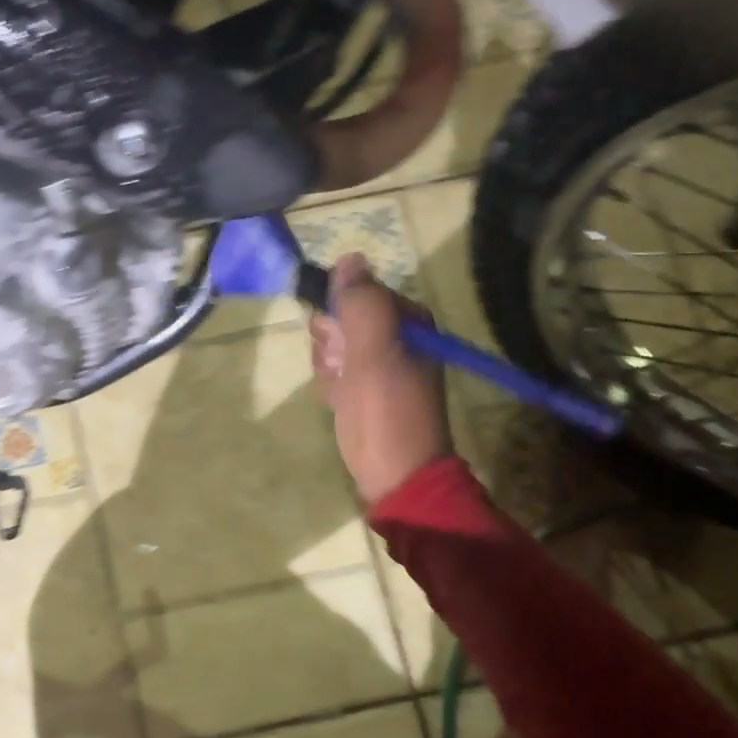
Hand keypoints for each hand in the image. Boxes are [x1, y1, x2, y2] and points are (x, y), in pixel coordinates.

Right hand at [309, 253, 453, 502]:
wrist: (398, 479)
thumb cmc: (384, 416)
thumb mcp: (372, 354)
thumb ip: (361, 304)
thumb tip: (349, 258)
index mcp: (408, 320)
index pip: (353, 294)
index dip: (336, 320)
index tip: (340, 349)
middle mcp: (400, 336)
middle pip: (342, 321)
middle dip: (331, 346)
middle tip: (342, 374)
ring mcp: (386, 366)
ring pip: (336, 348)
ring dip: (329, 369)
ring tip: (342, 395)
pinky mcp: (373, 392)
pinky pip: (340, 373)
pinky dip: (333, 388)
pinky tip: (340, 404)